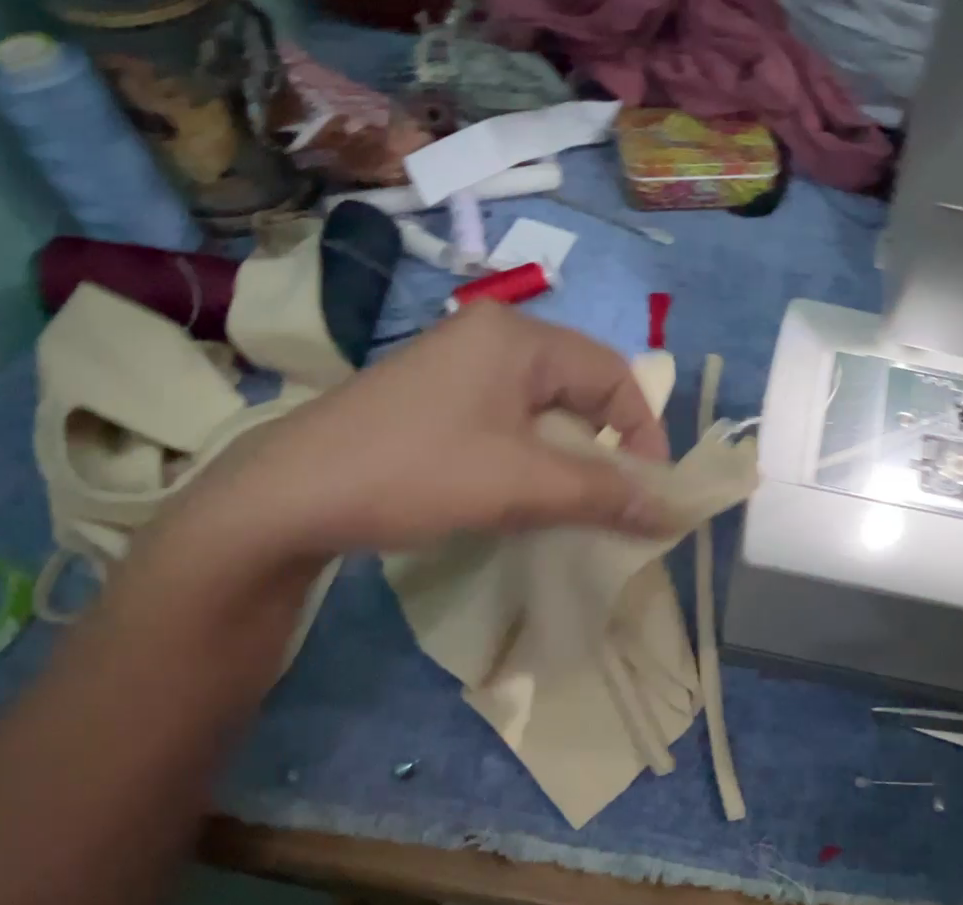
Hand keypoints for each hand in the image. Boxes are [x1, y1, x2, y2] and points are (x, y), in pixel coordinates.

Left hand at [169, 303, 672, 565]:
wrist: (289, 495)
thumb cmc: (416, 474)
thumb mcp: (522, 486)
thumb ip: (604, 494)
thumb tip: (673, 510)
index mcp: (518, 337)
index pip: (614, 374)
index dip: (643, 433)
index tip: (650, 492)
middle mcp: (493, 336)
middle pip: (583, 387)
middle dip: (609, 447)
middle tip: (617, 501)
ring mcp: (459, 364)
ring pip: (547, 408)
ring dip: (572, 457)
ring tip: (577, 504)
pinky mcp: (438, 397)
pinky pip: (511, 420)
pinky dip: (534, 457)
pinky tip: (526, 493)